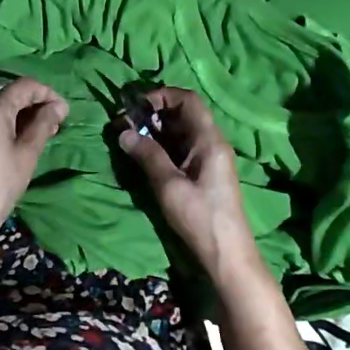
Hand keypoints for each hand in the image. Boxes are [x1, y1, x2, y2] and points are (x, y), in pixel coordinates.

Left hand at [0, 77, 67, 257]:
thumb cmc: (1, 184)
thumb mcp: (27, 153)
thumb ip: (43, 124)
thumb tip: (58, 107)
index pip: (24, 86)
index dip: (47, 94)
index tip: (62, 112)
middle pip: (7, 91)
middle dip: (31, 102)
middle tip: (50, 122)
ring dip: (15, 110)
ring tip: (34, 131)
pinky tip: (11, 137)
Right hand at [117, 87, 258, 275]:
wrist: (227, 254)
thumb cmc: (200, 217)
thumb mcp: (169, 185)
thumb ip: (147, 156)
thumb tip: (123, 132)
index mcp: (210, 140)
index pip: (188, 100)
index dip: (161, 96)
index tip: (135, 106)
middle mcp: (211, 143)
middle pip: (182, 114)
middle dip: (152, 114)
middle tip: (124, 123)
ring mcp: (208, 158)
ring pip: (180, 132)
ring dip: (154, 131)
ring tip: (128, 137)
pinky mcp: (203, 173)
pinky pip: (181, 148)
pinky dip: (161, 146)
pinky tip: (142, 155)